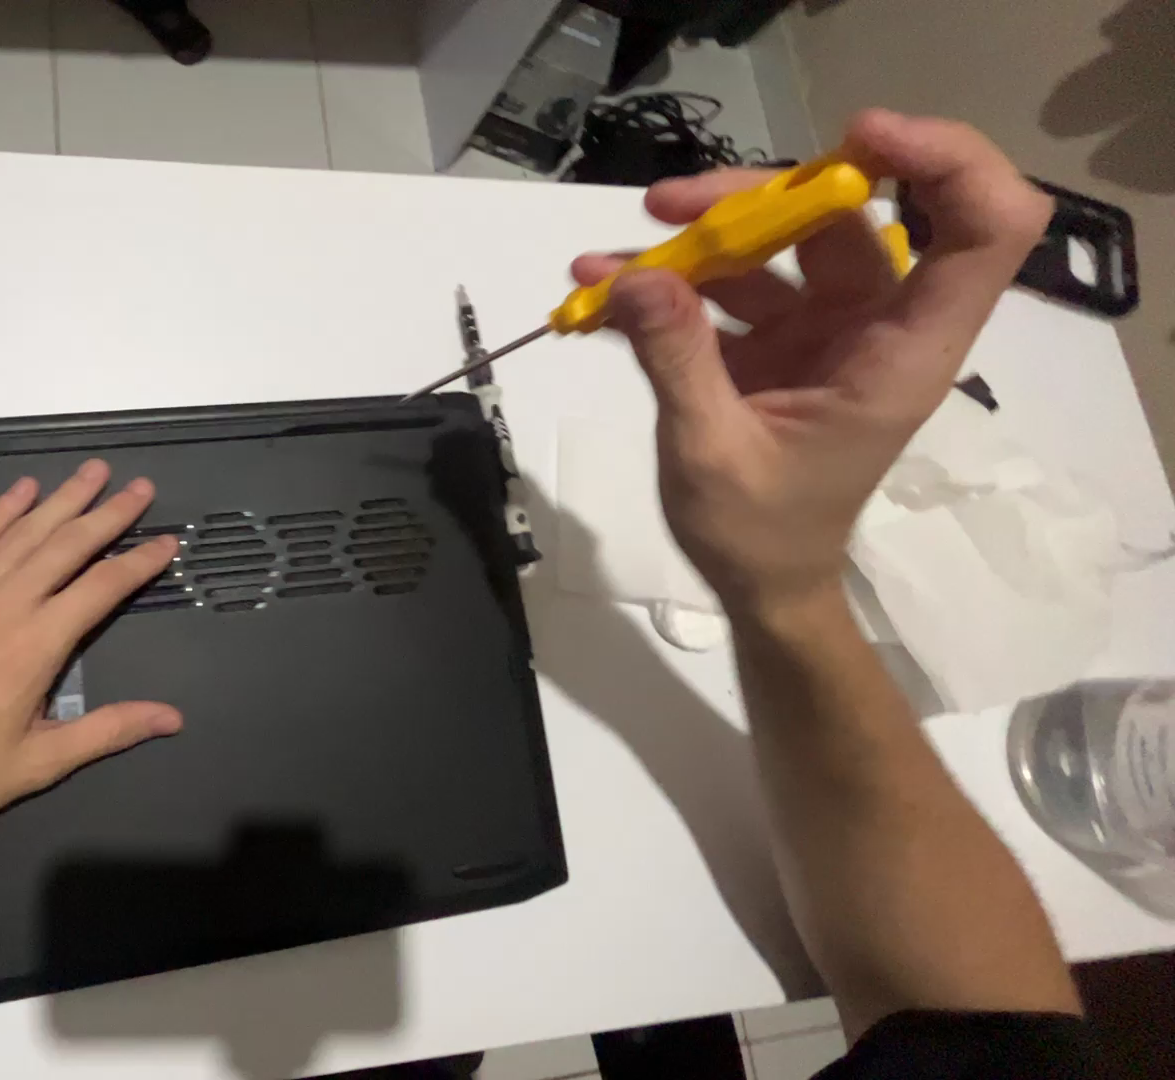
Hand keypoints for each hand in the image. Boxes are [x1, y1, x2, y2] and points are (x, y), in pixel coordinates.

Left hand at [0, 460, 183, 881]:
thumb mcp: (37, 764)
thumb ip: (107, 732)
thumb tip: (173, 718)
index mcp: (36, 644)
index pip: (102, 588)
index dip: (140, 562)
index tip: (167, 540)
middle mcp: (4, 604)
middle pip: (66, 545)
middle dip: (108, 513)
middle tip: (140, 486)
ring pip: (21, 533)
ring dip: (60, 499)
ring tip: (91, 471)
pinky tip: (19, 492)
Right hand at [571, 109, 1051, 613]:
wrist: (755, 578)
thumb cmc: (757, 529)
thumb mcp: (709, 447)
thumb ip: (675, 360)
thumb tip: (631, 278)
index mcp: (899, 353)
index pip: (978, 230)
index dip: (939, 162)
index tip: (853, 138)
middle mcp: (869, 328)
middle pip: (840, 224)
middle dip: (749, 204)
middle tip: (662, 207)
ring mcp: (814, 337)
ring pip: (770, 255)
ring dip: (690, 248)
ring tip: (606, 258)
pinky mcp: (766, 352)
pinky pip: (721, 301)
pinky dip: (665, 295)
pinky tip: (605, 294)